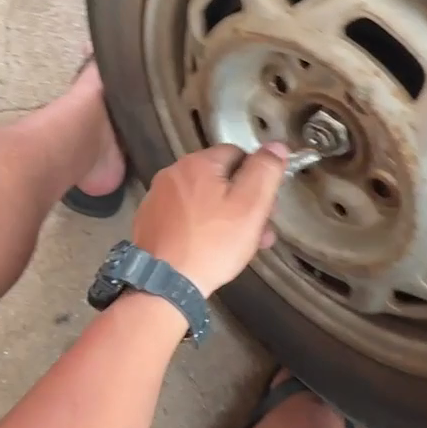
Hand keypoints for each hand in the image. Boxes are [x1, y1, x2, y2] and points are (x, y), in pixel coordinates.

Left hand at [131, 143, 288, 295]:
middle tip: (260, 228)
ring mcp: (158, 197)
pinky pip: (185, 215)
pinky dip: (201, 225)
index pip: (237, 153)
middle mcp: (173, 173)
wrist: (165, 281)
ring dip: (226, 215)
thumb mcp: (250, 205)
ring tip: (244, 244)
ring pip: (203, 199)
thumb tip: (276, 146)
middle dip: (243, 200)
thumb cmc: (212, 243)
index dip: (256, 175)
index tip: (267, 202)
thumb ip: (265, 172)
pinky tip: (212, 248)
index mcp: (196, 163)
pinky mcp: (151, 219)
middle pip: (219, 177)